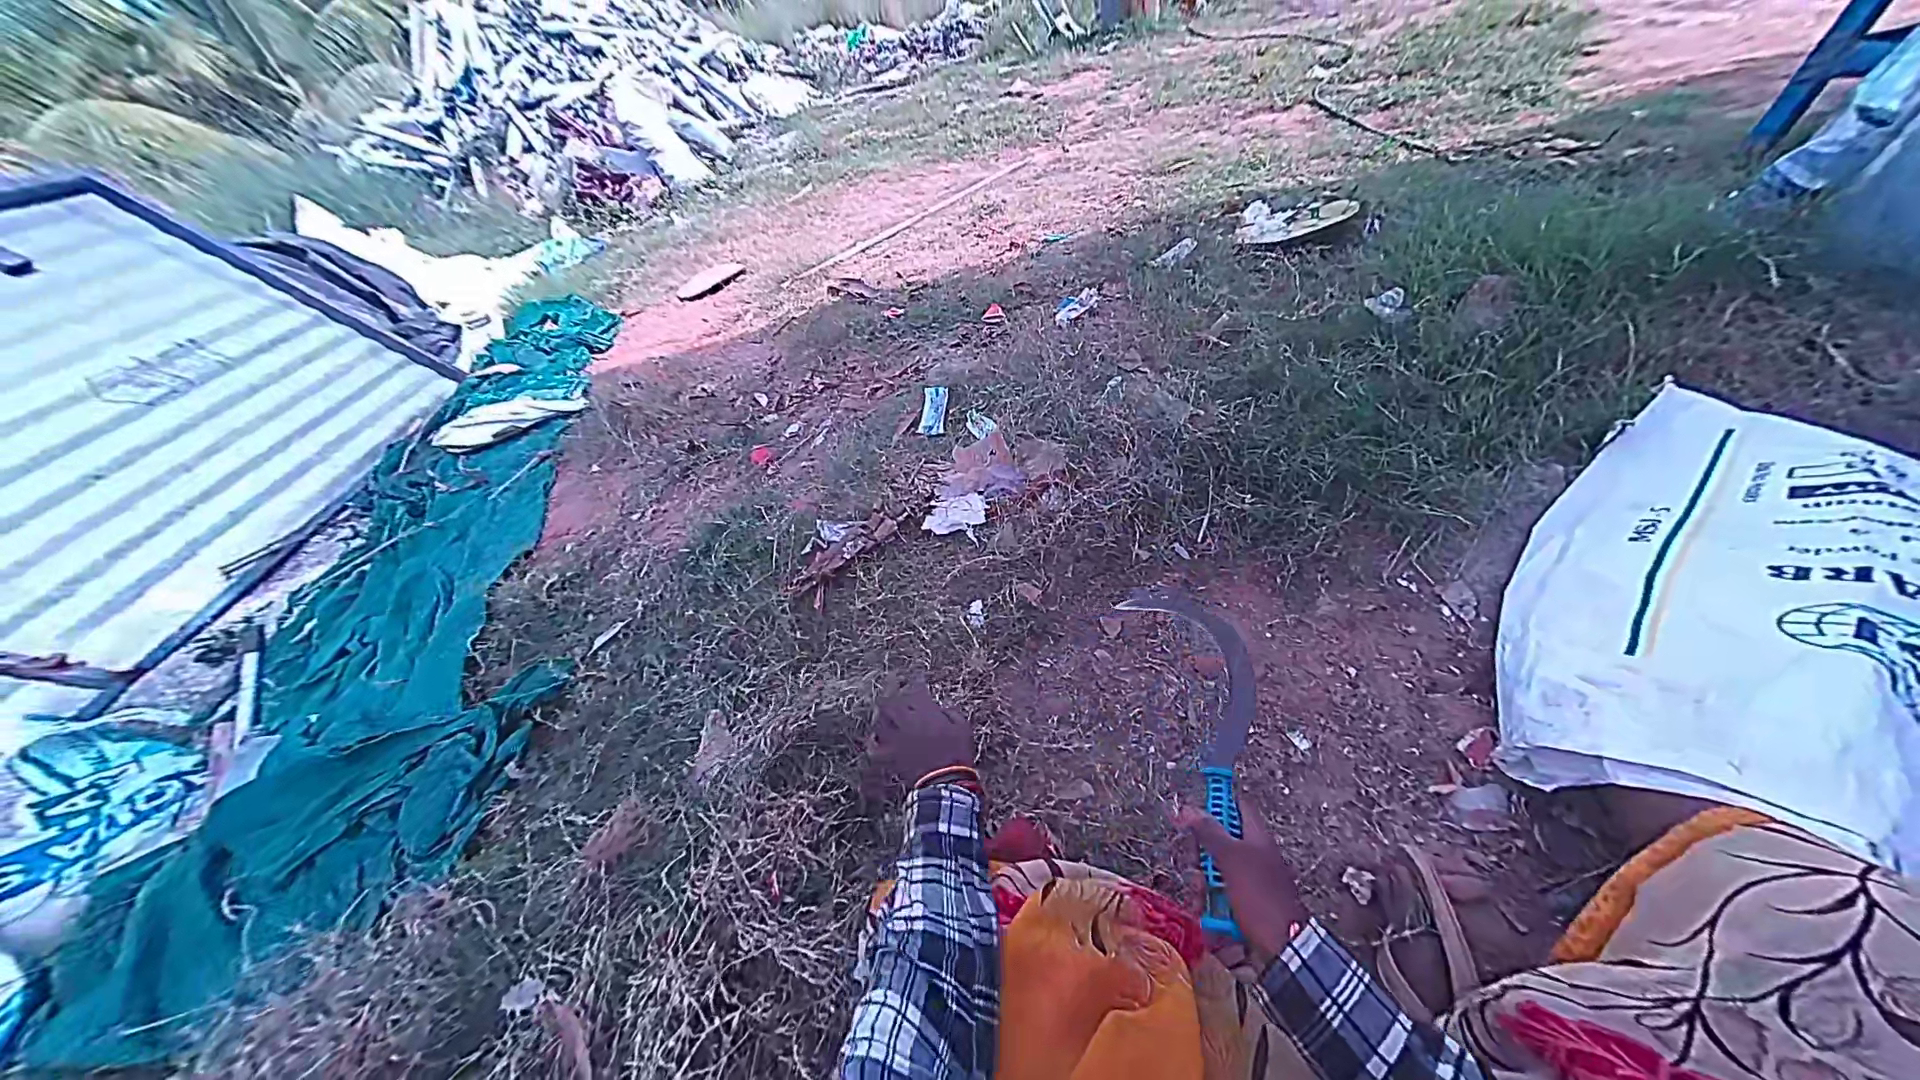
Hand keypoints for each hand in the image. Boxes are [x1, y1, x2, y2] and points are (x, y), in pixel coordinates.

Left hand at [867, 677, 973, 791]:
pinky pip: (875, 746)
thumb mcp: (961, 726)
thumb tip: (940, 708)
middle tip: (894, 684)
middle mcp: (906, 722)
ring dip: (882, 712)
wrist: (945, 782)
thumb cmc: (957, 752)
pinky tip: (874, 737)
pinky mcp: (889, 756)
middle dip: (891, 690)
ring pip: (880, 720)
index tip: (915, 679)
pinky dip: (873, 740)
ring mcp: (895, 739)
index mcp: (925, 712)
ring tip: (884, 708)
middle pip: (891, 701)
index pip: (915, 690)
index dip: (914, 682)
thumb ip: (949, 712)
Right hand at [1177, 806, 1311, 955]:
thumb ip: (1209, 832)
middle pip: (1217, 837)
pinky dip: (1207, 898)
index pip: (1236, 804)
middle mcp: (1252, 854)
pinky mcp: (1239, 903)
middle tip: (1197, 860)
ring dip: (1200, 879)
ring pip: (1212, 866)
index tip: (1194, 807)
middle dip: (1200, 849)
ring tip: (1201, 892)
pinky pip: (1215, 892)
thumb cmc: (1261, 897)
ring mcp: (1246, 880)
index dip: (1216, 799)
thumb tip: (1188, 808)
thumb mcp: (1232, 859)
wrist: (1284, 950)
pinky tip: (1205, 909)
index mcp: (1256, 837)